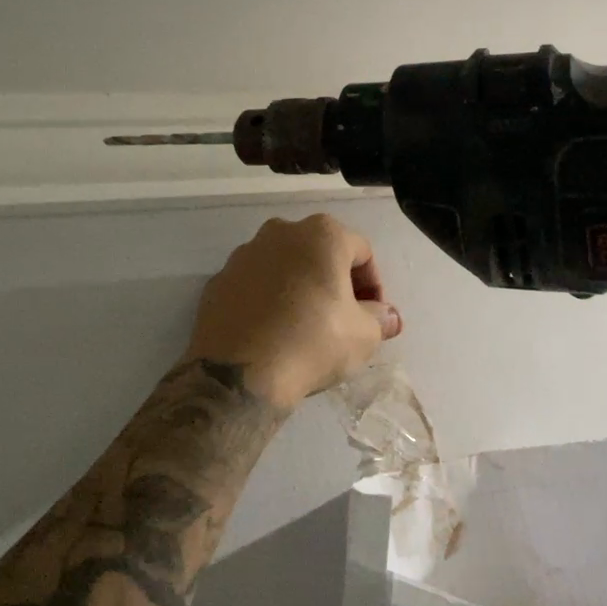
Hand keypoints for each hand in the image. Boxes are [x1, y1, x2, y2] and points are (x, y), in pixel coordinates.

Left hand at [185, 214, 402, 409]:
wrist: (238, 373)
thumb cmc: (312, 342)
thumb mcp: (363, 336)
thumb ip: (380, 318)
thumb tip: (388, 316)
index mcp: (321, 234)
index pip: (361, 252)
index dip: (373, 285)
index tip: (372, 317)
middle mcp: (280, 232)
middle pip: (320, 253)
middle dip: (335, 282)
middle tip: (343, 320)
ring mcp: (244, 253)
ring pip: (284, 266)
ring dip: (300, 288)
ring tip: (305, 327)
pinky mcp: (218, 279)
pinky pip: (254, 284)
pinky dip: (267, 300)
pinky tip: (272, 332)